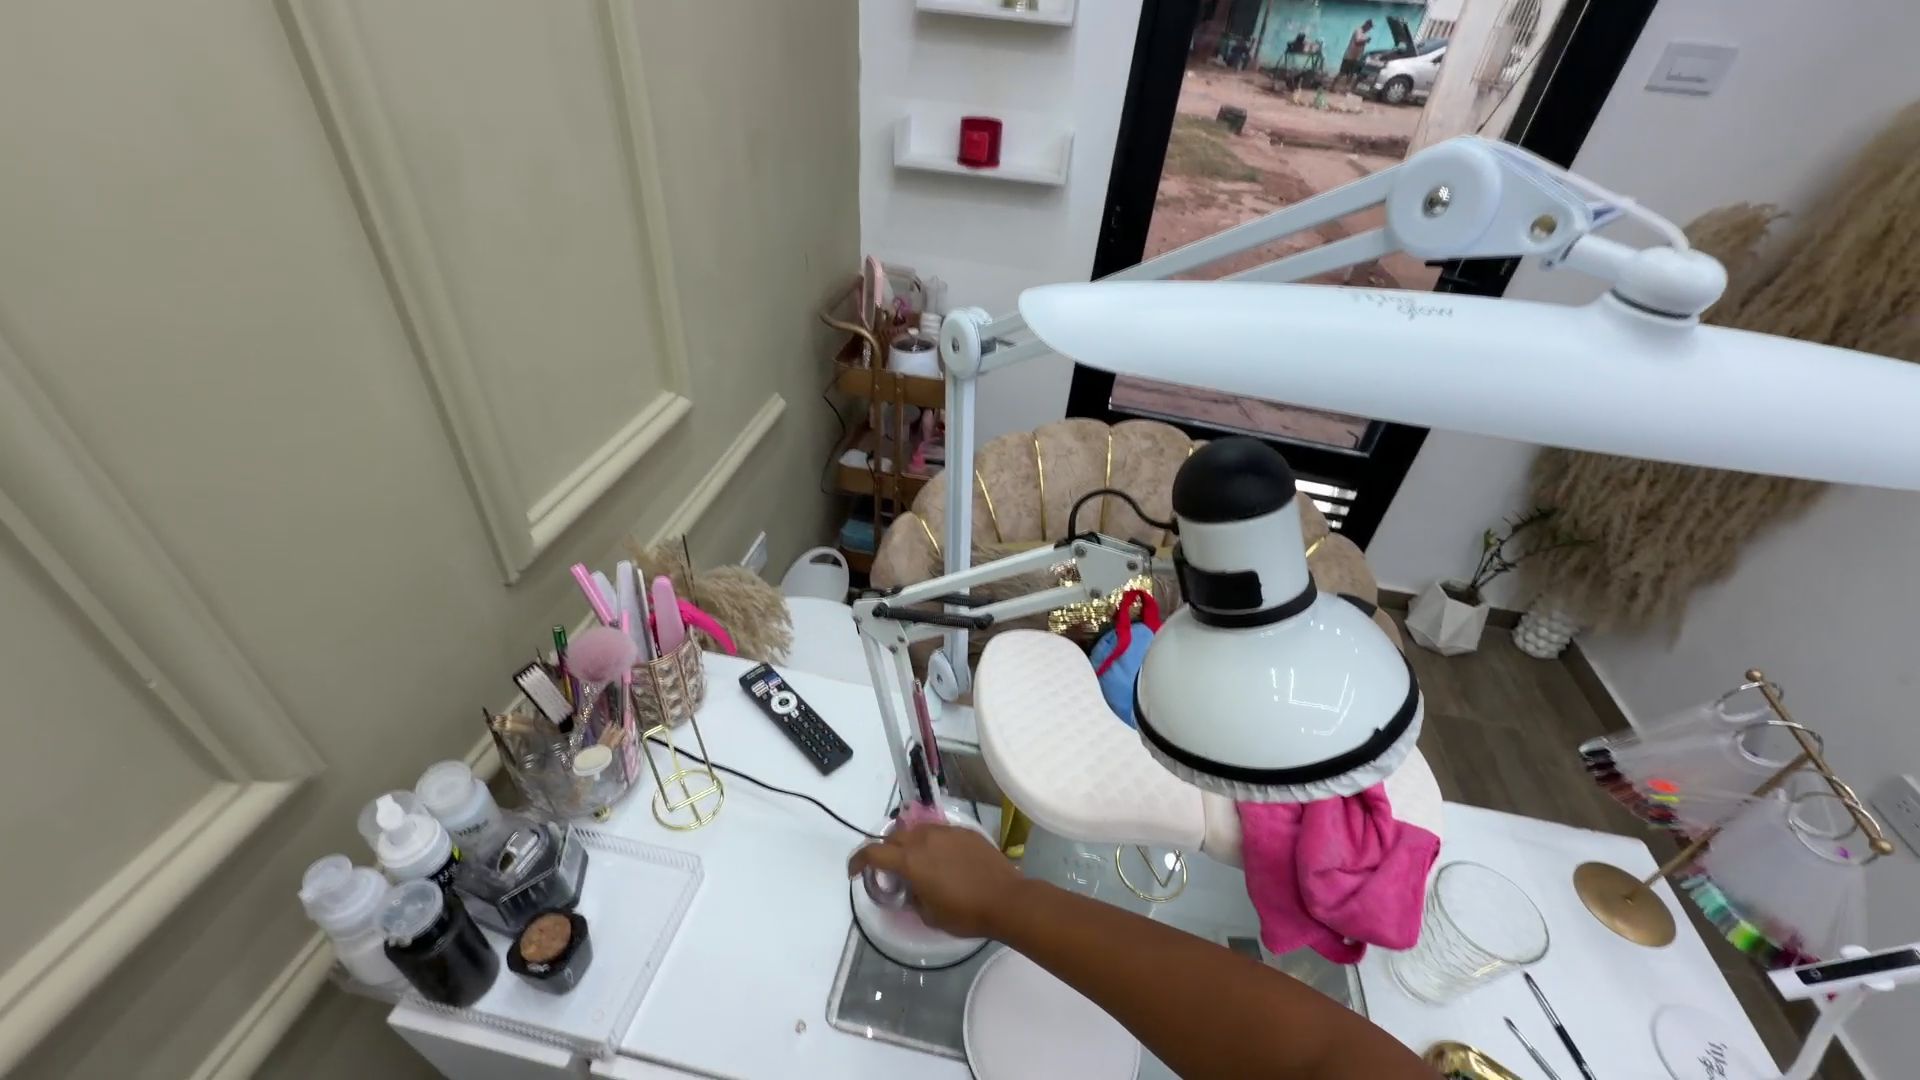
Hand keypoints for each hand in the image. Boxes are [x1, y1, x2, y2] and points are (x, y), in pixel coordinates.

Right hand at [847, 824, 1023, 938]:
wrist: (1006, 899)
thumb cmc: (965, 913)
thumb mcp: (929, 915)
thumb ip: (912, 897)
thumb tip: (911, 889)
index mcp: (911, 860)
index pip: (874, 853)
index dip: (858, 860)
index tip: (853, 870)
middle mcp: (925, 839)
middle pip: (894, 837)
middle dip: (884, 851)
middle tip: (887, 870)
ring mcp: (946, 832)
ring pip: (917, 831)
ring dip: (908, 844)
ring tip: (915, 863)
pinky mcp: (965, 832)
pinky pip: (939, 833)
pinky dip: (932, 844)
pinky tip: (942, 861)